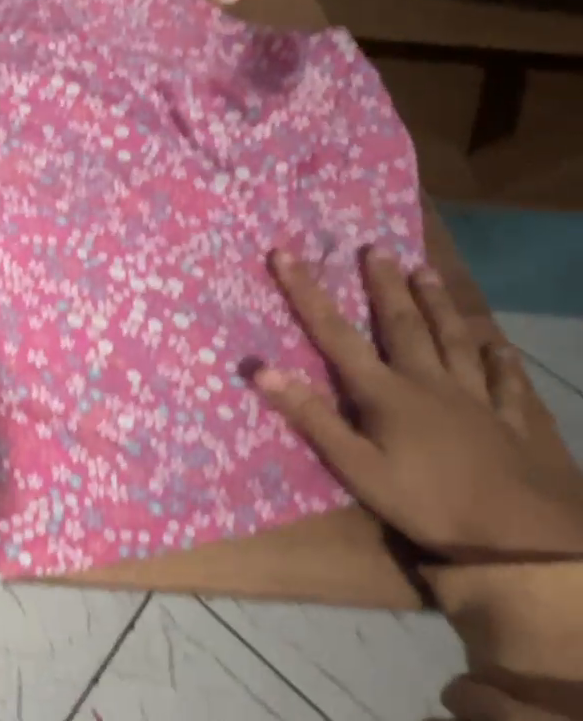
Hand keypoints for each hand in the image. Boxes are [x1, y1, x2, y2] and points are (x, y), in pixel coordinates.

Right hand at [254, 246, 582, 561]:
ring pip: (453, 342)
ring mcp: (474, 400)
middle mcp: (427, 383)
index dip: (306, 292)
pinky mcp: (510, 422)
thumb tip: (262, 369)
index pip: (334, 333)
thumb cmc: (427, 502)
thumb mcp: (355, 466)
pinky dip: (498, 359)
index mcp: (385, 393)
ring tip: (427, 273)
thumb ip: (311, 416)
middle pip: (403, 325)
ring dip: (437, 306)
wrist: (526, 539)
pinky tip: (495, 345)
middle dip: (385, 286)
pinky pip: (504, 382)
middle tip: (376, 249)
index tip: (285, 255)